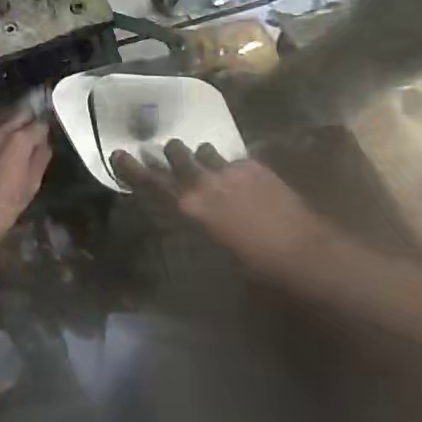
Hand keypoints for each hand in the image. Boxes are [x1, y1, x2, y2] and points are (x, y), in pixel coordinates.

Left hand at [0, 109, 52, 260]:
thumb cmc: (10, 200)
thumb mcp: (34, 180)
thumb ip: (42, 155)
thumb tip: (44, 142)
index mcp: (21, 139)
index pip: (41, 123)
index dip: (47, 131)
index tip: (48, 138)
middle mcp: (3, 128)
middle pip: (23, 112)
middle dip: (31, 119)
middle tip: (35, 134)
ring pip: (5, 113)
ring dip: (14, 119)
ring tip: (18, 133)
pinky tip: (0, 135)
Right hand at [111, 141, 326, 277]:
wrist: (303, 253)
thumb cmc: (250, 270)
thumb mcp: (208, 260)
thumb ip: (189, 235)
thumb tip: (181, 225)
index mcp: (187, 207)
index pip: (150, 182)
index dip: (131, 168)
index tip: (119, 153)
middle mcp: (204, 182)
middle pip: (177, 155)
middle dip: (170, 154)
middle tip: (168, 155)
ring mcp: (232, 170)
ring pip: (206, 151)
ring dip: (200, 157)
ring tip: (205, 166)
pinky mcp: (257, 168)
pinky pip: (234, 160)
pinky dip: (230, 167)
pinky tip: (240, 181)